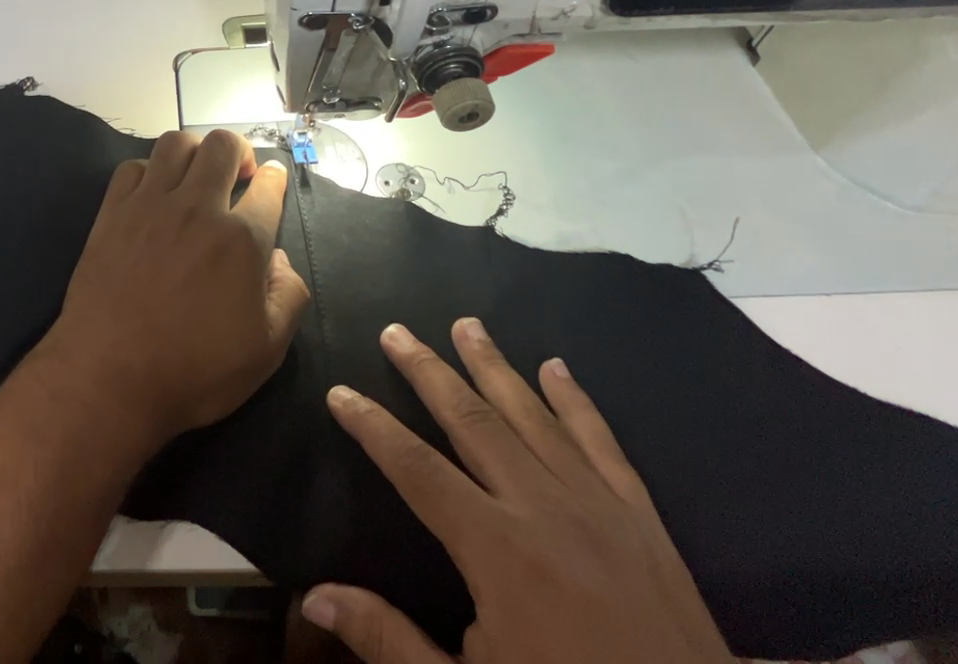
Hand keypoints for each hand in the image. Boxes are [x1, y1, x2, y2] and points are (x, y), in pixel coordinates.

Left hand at [35, 129, 309, 443]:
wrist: (110, 376)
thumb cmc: (195, 372)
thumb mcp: (267, 350)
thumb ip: (288, 296)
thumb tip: (278, 260)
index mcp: (242, 240)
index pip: (268, 188)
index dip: (274, 178)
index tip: (271, 178)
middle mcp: (197, 209)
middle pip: (222, 146)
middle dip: (238, 151)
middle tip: (238, 175)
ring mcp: (149, 206)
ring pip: (176, 144)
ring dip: (194, 150)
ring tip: (196, 174)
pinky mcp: (111, 214)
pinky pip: (132, 167)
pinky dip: (149, 170)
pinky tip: (153, 192)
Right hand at [302, 319, 735, 663]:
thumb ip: (388, 638)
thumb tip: (314, 598)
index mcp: (496, 549)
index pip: (416, 469)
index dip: (373, 428)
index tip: (340, 393)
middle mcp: (544, 508)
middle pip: (473, 422)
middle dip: (429, 372)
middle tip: (395, 332)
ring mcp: (599, 506)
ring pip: (533, 417)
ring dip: (494, 368)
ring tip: (465, 325)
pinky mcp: (643, 518)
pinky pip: (601, 442)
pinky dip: (576, 401)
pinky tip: (556, 367)